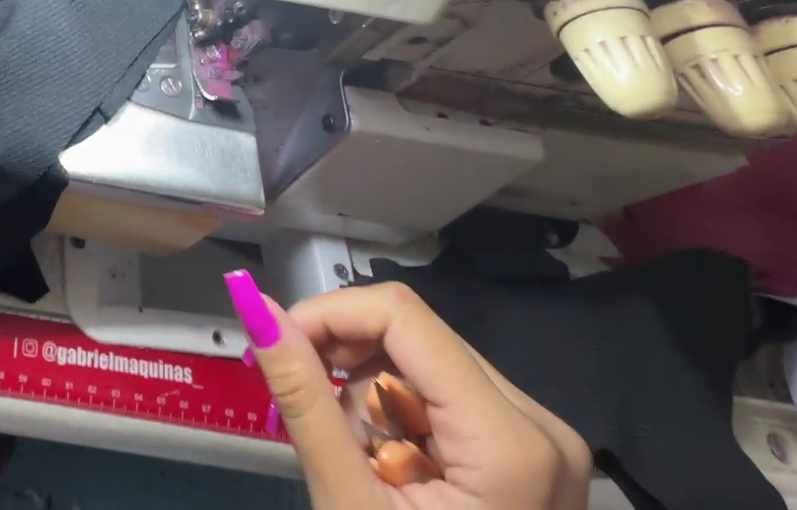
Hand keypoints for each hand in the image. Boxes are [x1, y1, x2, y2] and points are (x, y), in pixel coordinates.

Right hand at [229, 275, 590, 509]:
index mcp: (508, 440)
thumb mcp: (347, 503)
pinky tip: (389, 462)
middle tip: (316, 418)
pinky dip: (395, 408)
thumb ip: (304, 397)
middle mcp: (539, 423)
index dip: (326, 315)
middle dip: (346, 364)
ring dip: (366, 388)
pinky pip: (441, 385)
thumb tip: (255, 305)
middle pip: (411, 333)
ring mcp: (541, 436)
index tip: (278, 350)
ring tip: (360, 458)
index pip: (400, 315)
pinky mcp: (531, 448)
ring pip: (420, 355)